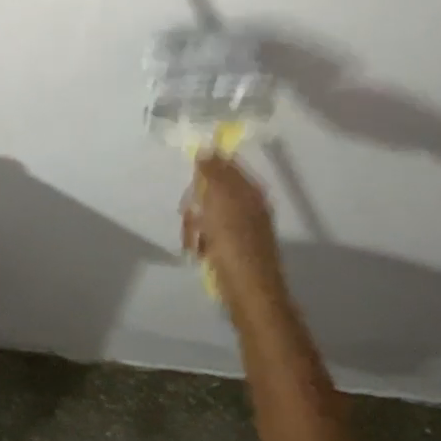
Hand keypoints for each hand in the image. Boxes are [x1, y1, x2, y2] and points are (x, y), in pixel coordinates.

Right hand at [183, 156, 278, 272]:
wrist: (248, 292)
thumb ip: (213, 173)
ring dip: (194, 224)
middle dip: (195, 201)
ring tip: (194, 240)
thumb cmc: (234, 244)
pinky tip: (198, 251)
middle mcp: (247, 205)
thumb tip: (206, 148)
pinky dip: (200, 239)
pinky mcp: (231, 246)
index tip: (192, 181)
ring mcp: (240, 227)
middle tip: (191, 214)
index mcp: (249, 191)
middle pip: (211, 189)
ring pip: (205, 212)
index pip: (225, 164)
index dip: (205, 169)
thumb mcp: (220, 202)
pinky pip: (208, 232)